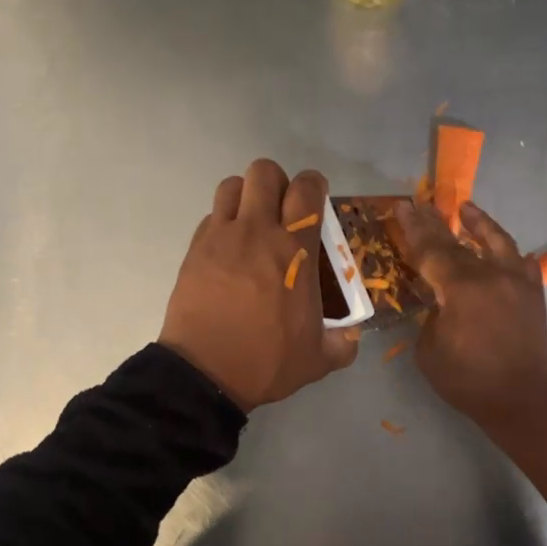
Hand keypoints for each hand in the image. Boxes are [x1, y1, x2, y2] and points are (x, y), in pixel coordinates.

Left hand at [159, 160, 361, 411]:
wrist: (206, 373)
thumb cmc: (266, 362)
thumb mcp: (318, 359)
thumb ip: (343, 343)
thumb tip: (351, 335)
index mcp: (295, 250)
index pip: (307, 189)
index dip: (314, 187)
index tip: (315, 202)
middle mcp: (257, 232)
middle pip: (265, 172)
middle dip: (277, 184)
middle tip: (282, 212)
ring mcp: (221, 237)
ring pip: (232, 186)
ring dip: (245, 197)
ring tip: (251, 224)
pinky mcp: (194, 250)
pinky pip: (210, 217)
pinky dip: (222, 223)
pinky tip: (228, 251)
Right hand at [390, 200, 546, 428]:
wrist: (518, 398)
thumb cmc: (465, 379)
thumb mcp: (429, 348)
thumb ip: (431, 313)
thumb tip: (438, 298)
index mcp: (461, 287)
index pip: (431, 250)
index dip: (414, 229)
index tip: (402, 207)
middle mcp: (492, 274)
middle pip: (458, 242)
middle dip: (436, 223)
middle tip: (420, 204)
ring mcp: (517, 281)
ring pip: (497, 242)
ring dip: (479, 224)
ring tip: (466, 209)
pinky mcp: (534, 294)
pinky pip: (522, 263)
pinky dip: (509, 253)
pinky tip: (503, 250)